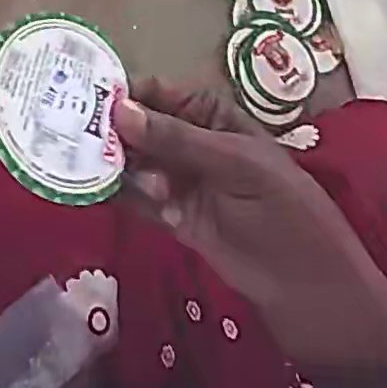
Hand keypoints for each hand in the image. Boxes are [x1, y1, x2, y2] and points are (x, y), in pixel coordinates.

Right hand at [113, 81, 386, 387]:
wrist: (315, 296)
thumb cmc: (286, 211)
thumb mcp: (236, 165)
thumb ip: (177, 139)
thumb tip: (119, 109)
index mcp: (211, 114)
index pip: (158, 92)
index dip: (123, 92)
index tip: (83, 98)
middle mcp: (189, 140)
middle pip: (138, 125)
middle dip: (110, 130)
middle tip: (71, 136)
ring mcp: (178, 180)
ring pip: (132, 162)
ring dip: (111, 164)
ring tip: (85, 168)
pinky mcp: (171, 217)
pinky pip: (135, 200)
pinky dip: (115, 195)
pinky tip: (92, 193)